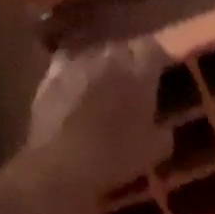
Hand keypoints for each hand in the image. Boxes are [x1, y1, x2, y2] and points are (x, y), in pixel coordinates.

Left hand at [27, 39, 171, 192]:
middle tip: (134, 79)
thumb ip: (164, 131)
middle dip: (131, 60)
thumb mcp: (154, 151)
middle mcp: (109, 59)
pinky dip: (73, 72)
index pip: (155, 48)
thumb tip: (164, 127)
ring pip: (94, 53)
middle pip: (124, 47)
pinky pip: (66, 65)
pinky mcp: (50, 78)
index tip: (162, 70)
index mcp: (139, 71)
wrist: (59, 166)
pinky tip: (74, 85)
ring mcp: (77, 64)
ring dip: (102, 64)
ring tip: (105, 82)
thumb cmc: (114, 157)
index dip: (159, 58)